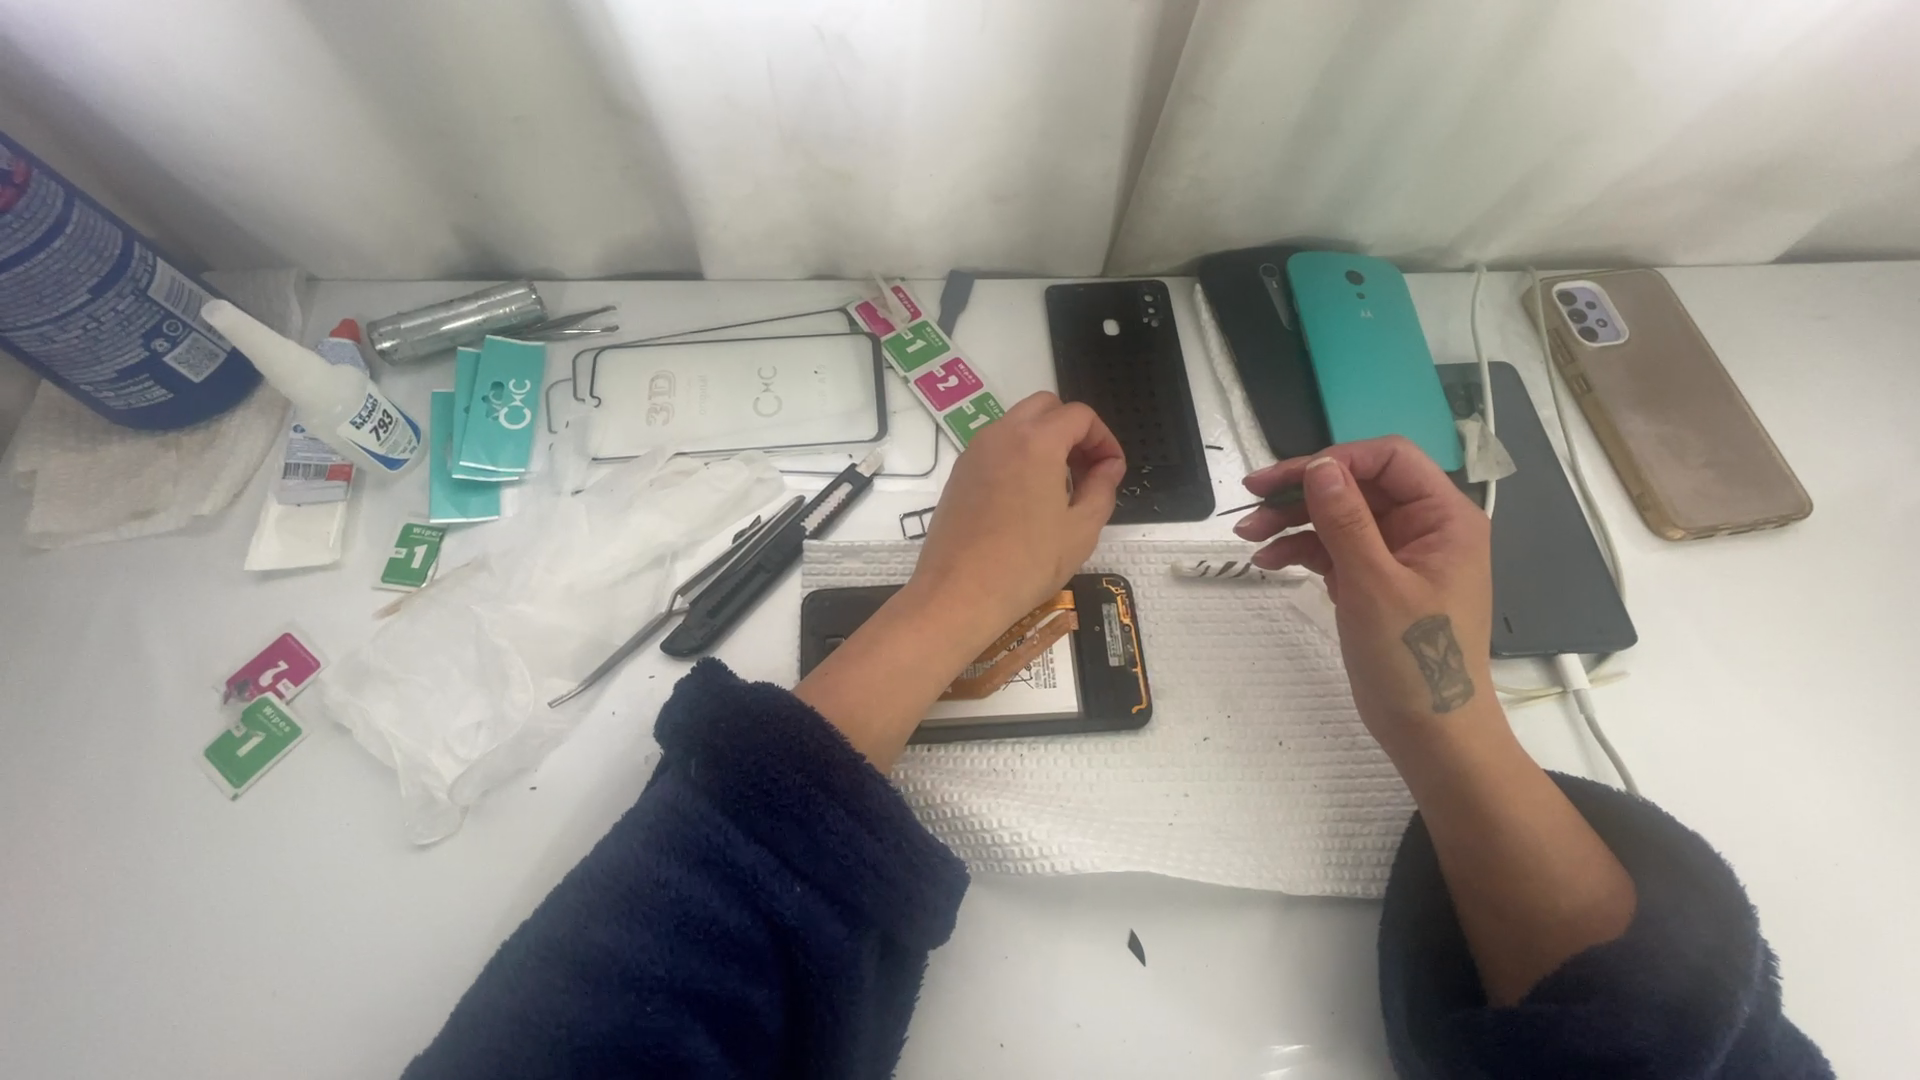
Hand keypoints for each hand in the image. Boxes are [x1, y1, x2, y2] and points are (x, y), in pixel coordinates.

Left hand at [907, 392, 1125, 650]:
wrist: (959, 594)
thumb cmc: (1027, 564)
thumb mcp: (1081, 530)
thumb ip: (1102, 488)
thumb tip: (1108, 467)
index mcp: (1036, 441)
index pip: (1079, 416)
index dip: (1104, 438)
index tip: (1112, 470)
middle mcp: (1001, 435)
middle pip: (1045, 408)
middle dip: (1073, 430)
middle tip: (1088, 469)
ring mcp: (974, 453)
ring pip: (1016, 425)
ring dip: (1044, 441)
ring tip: (1060, 486)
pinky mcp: (959, 475)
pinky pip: (995, 448)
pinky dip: (1018, 456)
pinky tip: (1027, 499)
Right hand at [1235, 437, 1492, 747]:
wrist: (1428, 730)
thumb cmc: (1414, 657)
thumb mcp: (1375, 584)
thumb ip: (1345, 520)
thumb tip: (1318, 466)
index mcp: (1443, 518)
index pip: (1388, 460)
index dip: (1335, 460)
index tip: (1284, 479)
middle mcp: (1420, 527)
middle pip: (1355, 486)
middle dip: (1301, 492)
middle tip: (1250, 498)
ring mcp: (1393, 554)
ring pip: (1336, 516)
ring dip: (1291, 521)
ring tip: (1247, 534)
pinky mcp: (1369, 579)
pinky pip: (1330, 548)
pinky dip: (1298, 550)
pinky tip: (1268, 560)